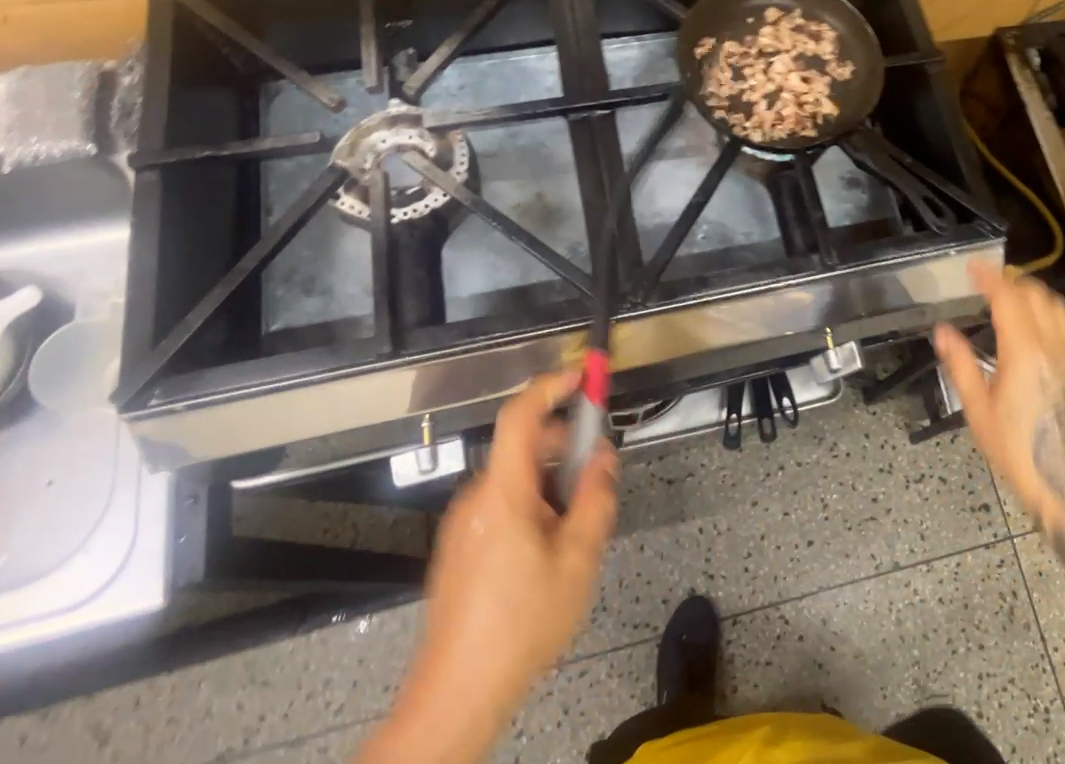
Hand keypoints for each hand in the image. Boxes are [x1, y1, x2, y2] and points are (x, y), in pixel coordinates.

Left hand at [365, 370, 617, 763]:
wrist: (460, 689)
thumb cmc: (523, 621)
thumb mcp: (579, 558)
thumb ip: (597, 499)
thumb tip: (603, 459)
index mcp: (504, 493)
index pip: (521, 416)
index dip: (552, 386)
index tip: (583, 375)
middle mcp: (476, 500)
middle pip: (522, 449)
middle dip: (565, 449)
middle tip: (599, 477)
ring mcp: (463, 526)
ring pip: (515, 482)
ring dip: (552, 486)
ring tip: (579, 530)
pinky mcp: (460, 550)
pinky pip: (501, 508)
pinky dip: (533, 508)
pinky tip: (551, 553)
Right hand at [934, 261, 1064, 526]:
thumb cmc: (1017, 451)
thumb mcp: (978, 411)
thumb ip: (961, 365)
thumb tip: (944, 332)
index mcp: (1025, 352)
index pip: (1009, 299)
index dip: (991, 277)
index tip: (975, 266)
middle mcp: (1054, 347)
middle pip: (1038, 295)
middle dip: (1014, 280)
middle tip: (990, 279)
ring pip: (1057, 309)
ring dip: (1034, 294)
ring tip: (1011, 297)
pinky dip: (1047, 316)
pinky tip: (1033, 331)